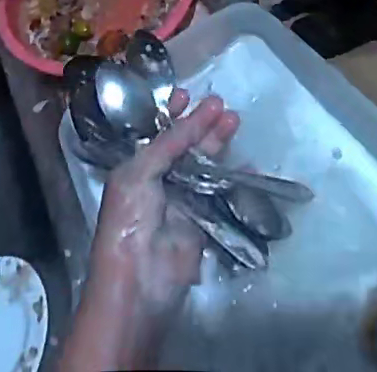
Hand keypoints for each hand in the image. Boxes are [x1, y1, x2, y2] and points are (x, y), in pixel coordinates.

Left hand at [60, 90, 239, 371]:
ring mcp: (182, 199)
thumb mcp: (139, 173)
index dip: (171, 113)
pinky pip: (221, 190)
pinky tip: (246, 161)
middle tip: (221, 104)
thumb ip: (170, 142)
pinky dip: (235, 175)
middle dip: (201, 123)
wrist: (139, 282)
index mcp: (135, 167)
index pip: (156, 133)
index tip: (188, 94)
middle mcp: (158, 179)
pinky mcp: (203, 218)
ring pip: (204, 162)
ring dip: (218, 141)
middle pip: (184, 144)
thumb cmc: (130, 221)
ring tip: (234, 120)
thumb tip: (199, 112)